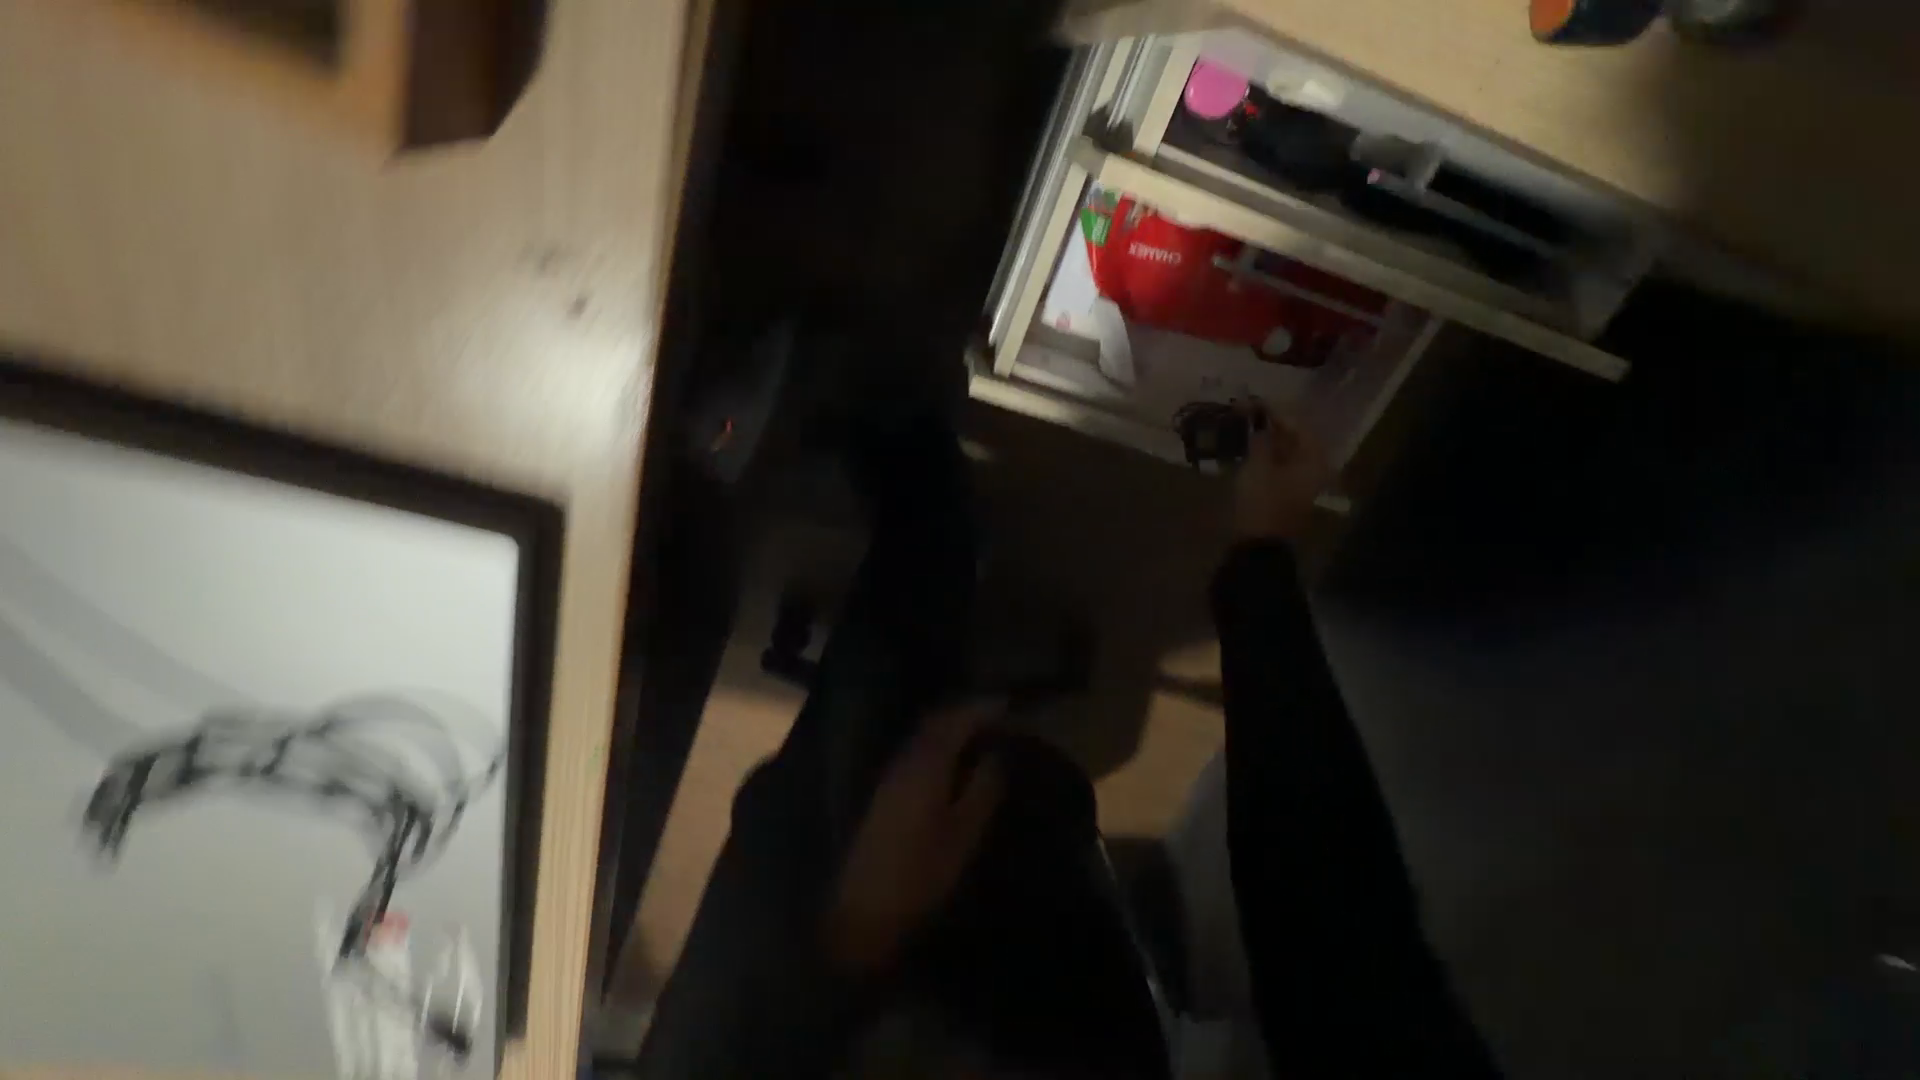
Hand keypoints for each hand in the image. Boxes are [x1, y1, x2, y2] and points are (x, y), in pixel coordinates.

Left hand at [824, 701, 1006, 974]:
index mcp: (925, 765)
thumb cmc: (922, 874)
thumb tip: (997, 753)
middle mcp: (903, 761)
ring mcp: (889, 776)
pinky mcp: (884, 794)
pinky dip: (938, 746)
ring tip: (982, 734)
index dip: (981, 708)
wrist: (865, 910)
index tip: (1008, 704)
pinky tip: (954, 761)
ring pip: (923, 738)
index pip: (954, 721)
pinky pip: (916, 753)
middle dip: (966, 714)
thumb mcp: (965, 833)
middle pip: (935, 723)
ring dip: (951, 729)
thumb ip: (984, 788)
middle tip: (998, 715)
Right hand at [1233, 404, 1330, 541]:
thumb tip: (1258, 420)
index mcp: (1314, 459)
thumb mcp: (1259, 466)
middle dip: (1270, 423)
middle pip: (1293, 436)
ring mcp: (1300, 482)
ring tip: (1242, 424)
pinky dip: (1263, 454)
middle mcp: (1313, 467)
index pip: (1297, 424)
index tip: (1251, 399)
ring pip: (1284, 450)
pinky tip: (1246, 446)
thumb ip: (1260, 438)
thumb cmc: (1262, 503)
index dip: (1274, 410)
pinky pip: (1277, 464)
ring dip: (1265, 437)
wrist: (1258, 545)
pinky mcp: (1285, 492)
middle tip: (1244, 410)